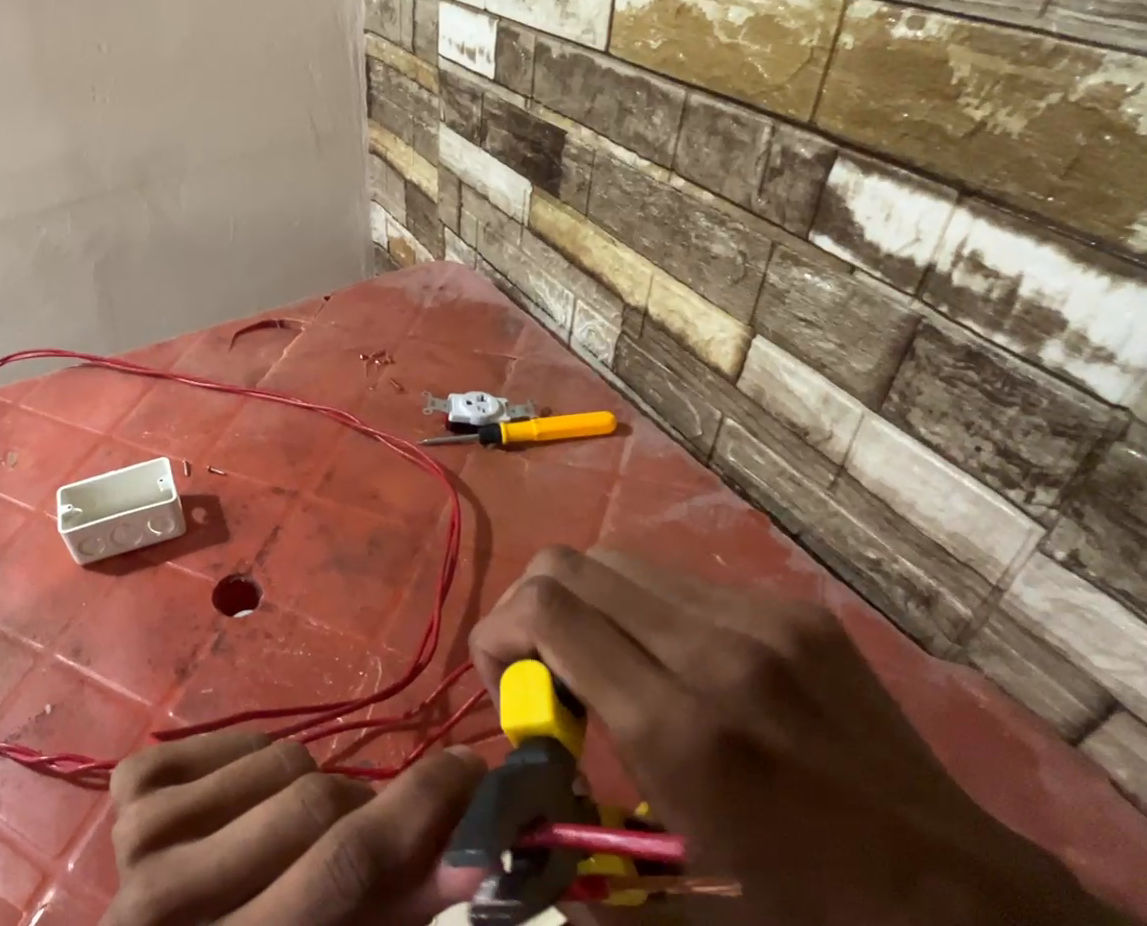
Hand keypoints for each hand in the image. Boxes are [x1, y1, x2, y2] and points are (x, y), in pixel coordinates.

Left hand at [100, 731, 484, 925]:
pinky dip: (263, 762)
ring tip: (299, 828)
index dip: (422, 808)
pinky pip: (237, 737)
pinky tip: (251, 805)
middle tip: (382, 817)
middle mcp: (173, 892)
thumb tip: (473, 845)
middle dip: (369, 803)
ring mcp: (142, 831)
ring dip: (312, 787)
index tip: (469, 767)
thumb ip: (395, 903)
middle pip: (315, 800)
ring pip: (281, 757)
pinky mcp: (131, 784)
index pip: (347, 861)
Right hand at [470, 546, 1132, 925]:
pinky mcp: (792, 612)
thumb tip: (494, 805)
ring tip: (602, 673)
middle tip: (544, 681)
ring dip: (580, 608)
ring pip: (613, 561)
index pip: (542, 608)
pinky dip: (638, 612)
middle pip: (566, 566)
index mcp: (677, 724)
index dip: (496, 637)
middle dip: (526, 614)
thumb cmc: (799, 908)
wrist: (959, 900)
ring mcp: (761, 620)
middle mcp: (714, 648)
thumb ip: (560, 843)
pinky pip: (673, 582)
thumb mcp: (664, 900)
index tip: (507, 694)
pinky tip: (666, 669)